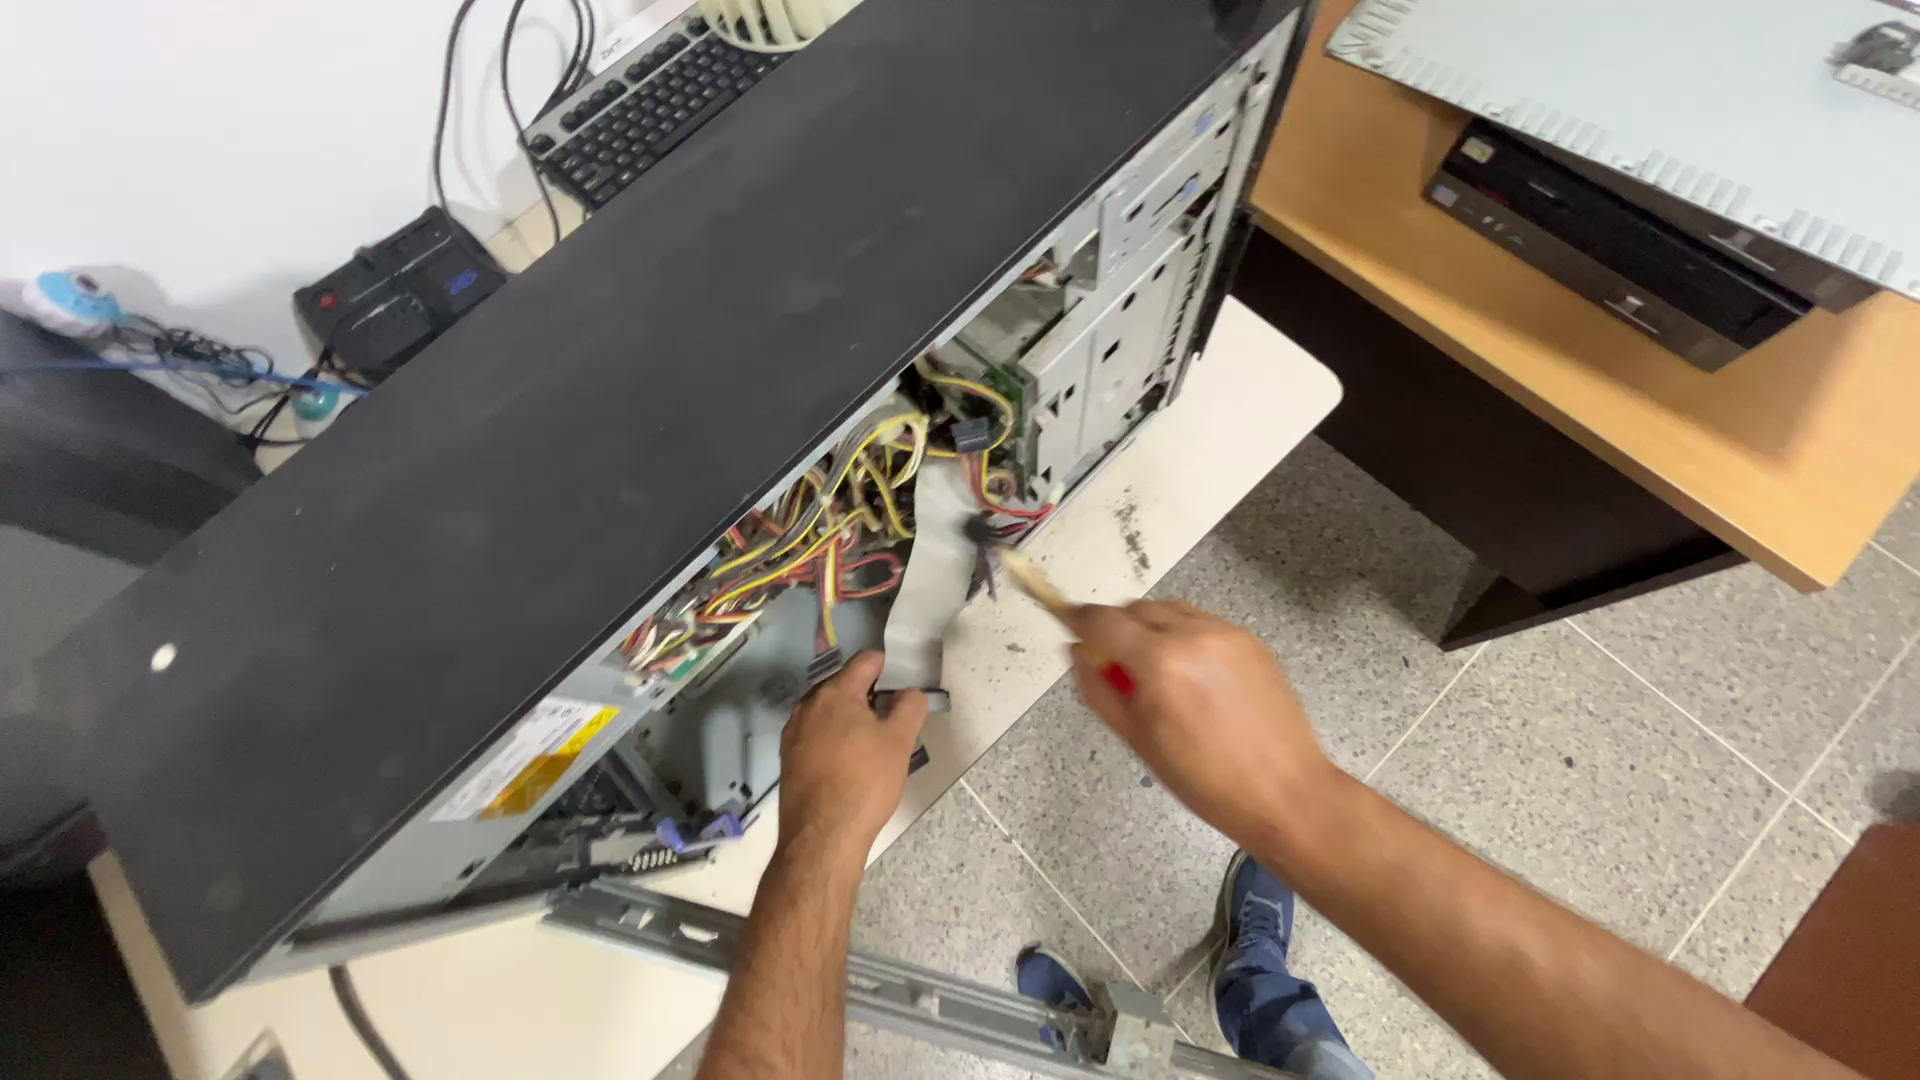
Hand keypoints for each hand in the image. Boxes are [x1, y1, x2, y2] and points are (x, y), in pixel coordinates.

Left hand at [777, 651, 928, 863]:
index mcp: (835, 693)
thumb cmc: (865, 782)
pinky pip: (814, 734)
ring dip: (848, 717)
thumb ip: (909, 707)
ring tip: (870, 740)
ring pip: (826, 711)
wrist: (822, 836)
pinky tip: (847, 761)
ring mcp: (793, 733)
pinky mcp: (788, 758)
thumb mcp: (900, 742)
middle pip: (843, 685)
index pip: (864, 662)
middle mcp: (808, 705)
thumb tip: (909, 693)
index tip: (901, 683)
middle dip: (867, 693)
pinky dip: (832, 737)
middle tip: (890, 716)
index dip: (886, 666)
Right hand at [1066, 600, 1336, 846]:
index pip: (1102, 621)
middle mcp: (1191, 634)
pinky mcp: (1249, 639)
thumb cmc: (1204, 779)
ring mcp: (1225, 633)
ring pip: (1168, 609)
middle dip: (1116, 627)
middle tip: (1115, 663)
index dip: (1079, 619)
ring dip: (1149, 627)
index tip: (1069, 623)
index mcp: (1158, 661)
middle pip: (1134, 608)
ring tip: (1157, 670)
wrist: (1286, 793)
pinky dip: (1182, 634)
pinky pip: (1200, 621)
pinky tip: (1190, 674)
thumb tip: (1076, 652)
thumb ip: (1098, 689)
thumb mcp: (1138, 740)